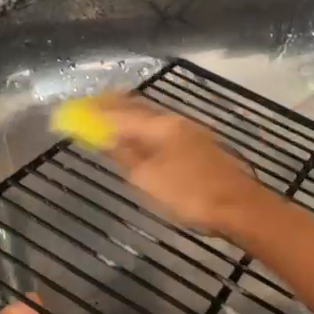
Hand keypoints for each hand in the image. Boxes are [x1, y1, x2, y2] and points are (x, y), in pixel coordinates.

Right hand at [95, 94, 277, 235]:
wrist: (240, 208)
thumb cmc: (190, 195)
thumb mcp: (148, 179)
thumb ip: (124, 154)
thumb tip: (103, 135)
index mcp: (159, 125)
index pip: (119, 112)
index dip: (94, 113)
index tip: (72, 111)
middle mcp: (175, 120)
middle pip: (137, 106)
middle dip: (110, 105)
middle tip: (87, 107)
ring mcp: (190, 130)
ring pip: (151, 114)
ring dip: (127, 114)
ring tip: (108, 119)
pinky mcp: (199, 144)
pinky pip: (162, 126)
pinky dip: (143, 125)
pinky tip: (140, 135)